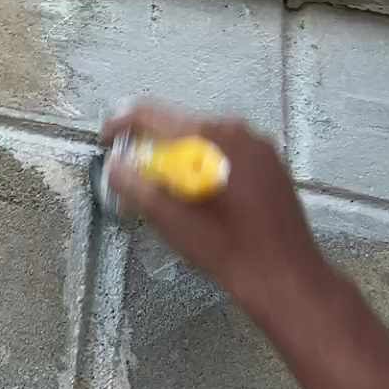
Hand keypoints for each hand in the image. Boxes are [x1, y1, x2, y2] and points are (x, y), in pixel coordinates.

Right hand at [101, 103, 332, 320]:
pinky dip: (204, 162)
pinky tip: (200, 190)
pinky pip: (226, 149)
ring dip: (178, 154)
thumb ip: (133, 183)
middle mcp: (234, 129)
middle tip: (134, 170)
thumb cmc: (221, 245)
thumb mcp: (166, 216)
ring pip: (203, 137)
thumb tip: (114, 164)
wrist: (283, 273)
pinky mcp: (271, 161)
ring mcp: (257, 143)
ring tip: (166, 184)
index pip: (150, 115)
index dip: (120, 124)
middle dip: (150, 144)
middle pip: (177, 124)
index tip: (106, 141)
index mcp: (205, 137)